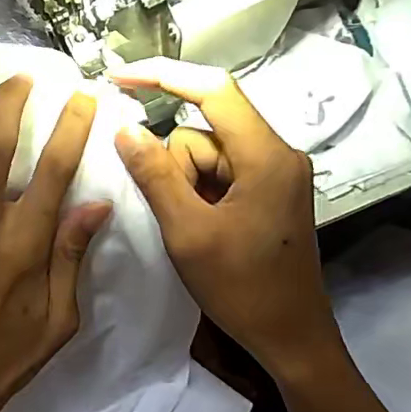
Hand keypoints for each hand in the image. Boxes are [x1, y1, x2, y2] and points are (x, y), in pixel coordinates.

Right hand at [111, 58, 338, 368]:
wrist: (291, 336)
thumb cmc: (243, 289)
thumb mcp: (188, 233)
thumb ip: (155, 176)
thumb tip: (124, 128)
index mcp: (266, 156)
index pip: (214, 90)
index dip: (164, 75)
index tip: (118, 76)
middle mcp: (277, 153)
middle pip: (204, 132)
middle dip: (177, 166)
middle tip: (180, 217)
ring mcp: (275, 173)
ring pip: (208, 155)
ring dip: (188, 186)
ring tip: (196, 231)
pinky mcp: (269, 191)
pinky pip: (220, 174)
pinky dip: (200, 194)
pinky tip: (204, 229)